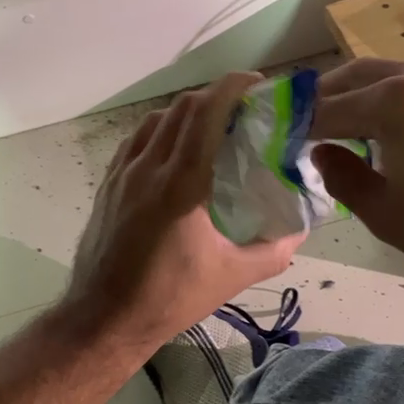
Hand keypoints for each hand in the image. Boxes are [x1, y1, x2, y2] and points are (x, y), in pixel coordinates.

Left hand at [65, 73, 303, 347]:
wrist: (102, 319)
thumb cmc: (168, 298)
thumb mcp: (231, 277)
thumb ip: (273, 250)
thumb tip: (300, 229)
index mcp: (181, 183)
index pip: (206, 113)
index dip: (233, 88)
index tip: (258, 84)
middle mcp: (149, 167)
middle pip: (183, 108)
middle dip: (216, 95)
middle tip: (245, 105)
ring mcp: (123, 173)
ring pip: (157, 119)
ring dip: (188, 111)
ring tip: (213, 124)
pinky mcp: (109, 183)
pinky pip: (137, 140)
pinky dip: (161, 129)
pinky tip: (175, 148)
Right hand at [309, 59, 403, 289]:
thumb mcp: (386, 214)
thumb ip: (343, 178)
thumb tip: (321, 153)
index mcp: (394, 101)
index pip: (328, 108)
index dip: (300, 126)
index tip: (281, 140)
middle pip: (357, 76)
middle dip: (326, 98)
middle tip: (305, 125)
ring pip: (393, 74)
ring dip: (363, 94)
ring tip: (348, 126)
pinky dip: (398, 98)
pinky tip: (399, 129)